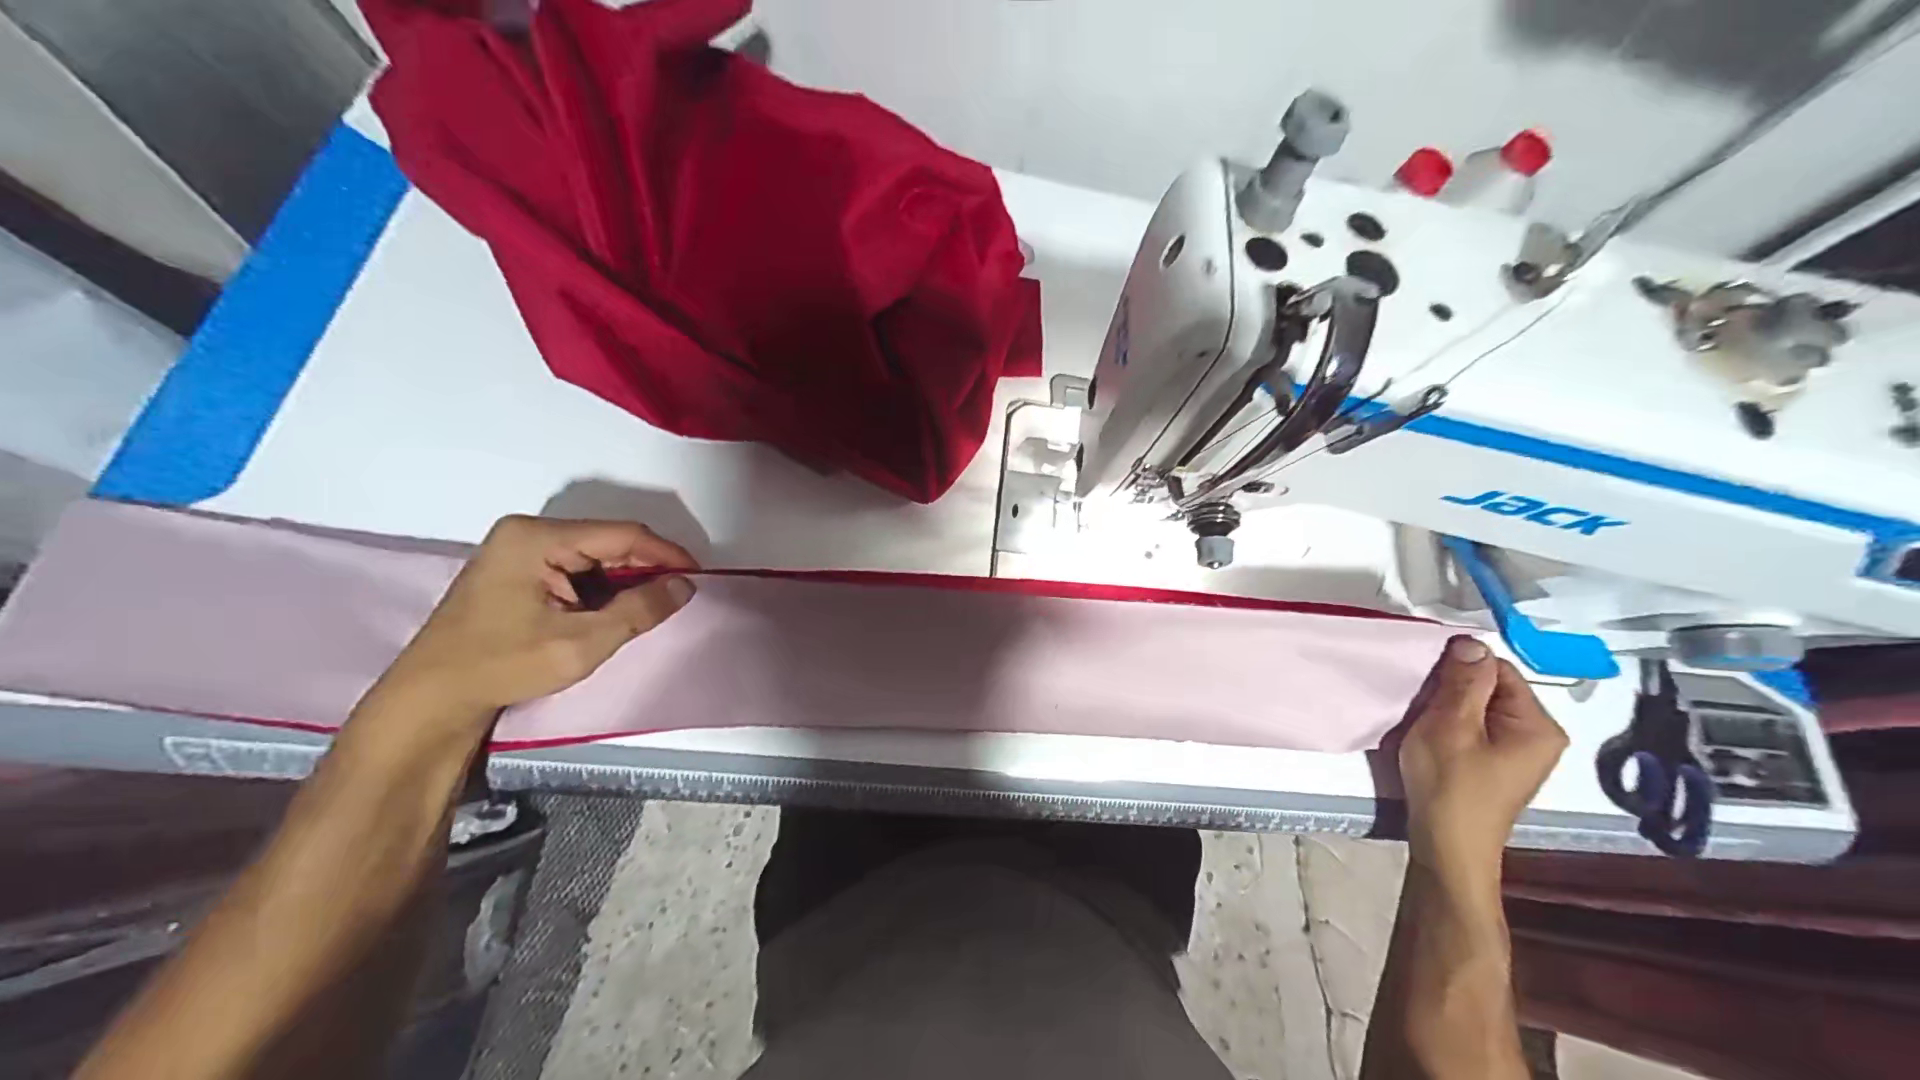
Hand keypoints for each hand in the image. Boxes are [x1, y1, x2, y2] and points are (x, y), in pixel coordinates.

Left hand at [379, 515, 699, 719]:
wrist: (432, 698)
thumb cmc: (504, 665)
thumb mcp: (582, 642)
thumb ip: (639, 610)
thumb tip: (686, 585)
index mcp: (538, 538)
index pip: (622, 535)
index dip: (666, 554)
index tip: (699, 577)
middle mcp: (528, 533)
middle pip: (608, 541)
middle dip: (647, 567)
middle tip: (680, 594)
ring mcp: (519, 549)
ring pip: (594, 555)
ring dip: (626, 578)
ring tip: (655, 604)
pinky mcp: (517, 569)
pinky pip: (575, 567)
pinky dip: (602, 586)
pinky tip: (619, 607)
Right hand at [1398, 636, 1568, 880]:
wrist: (1446, 844)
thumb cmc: (1449, 783)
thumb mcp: (1450, 725)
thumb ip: (1463, 682)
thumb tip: (1471, 642)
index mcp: (1538, 724)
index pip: (1498, 670)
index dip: (1459, 669)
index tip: (1426, 682)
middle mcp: (1539, 735)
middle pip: (1490, 689)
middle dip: (1452, 690)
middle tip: (1422, 705)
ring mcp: (1521, 753)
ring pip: (1479, 709)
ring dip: (1448, 709)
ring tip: (1424, 722)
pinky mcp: (1500, 765)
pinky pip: (1476, 728)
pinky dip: (1451, 726)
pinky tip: (1433, 738)